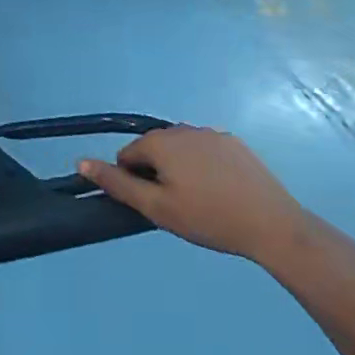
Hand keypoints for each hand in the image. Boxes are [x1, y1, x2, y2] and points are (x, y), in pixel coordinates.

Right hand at [79, 125, 316, 266]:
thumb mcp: (156, 208)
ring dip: (179, 168)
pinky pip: (204, 149)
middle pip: (153, 148)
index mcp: (160, 141)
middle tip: (177, 206)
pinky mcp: (234, 142)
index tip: (156, 205)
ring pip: (180, 149)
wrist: (273, 225)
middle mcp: (182, 128)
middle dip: (156, 172)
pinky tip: (220, 190)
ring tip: (200, 200)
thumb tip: (81, 162)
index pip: (128, 156)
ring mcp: (211, 133)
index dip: (135, 182)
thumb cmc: (208, 218)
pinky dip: (203, 165)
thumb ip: (117, 184)